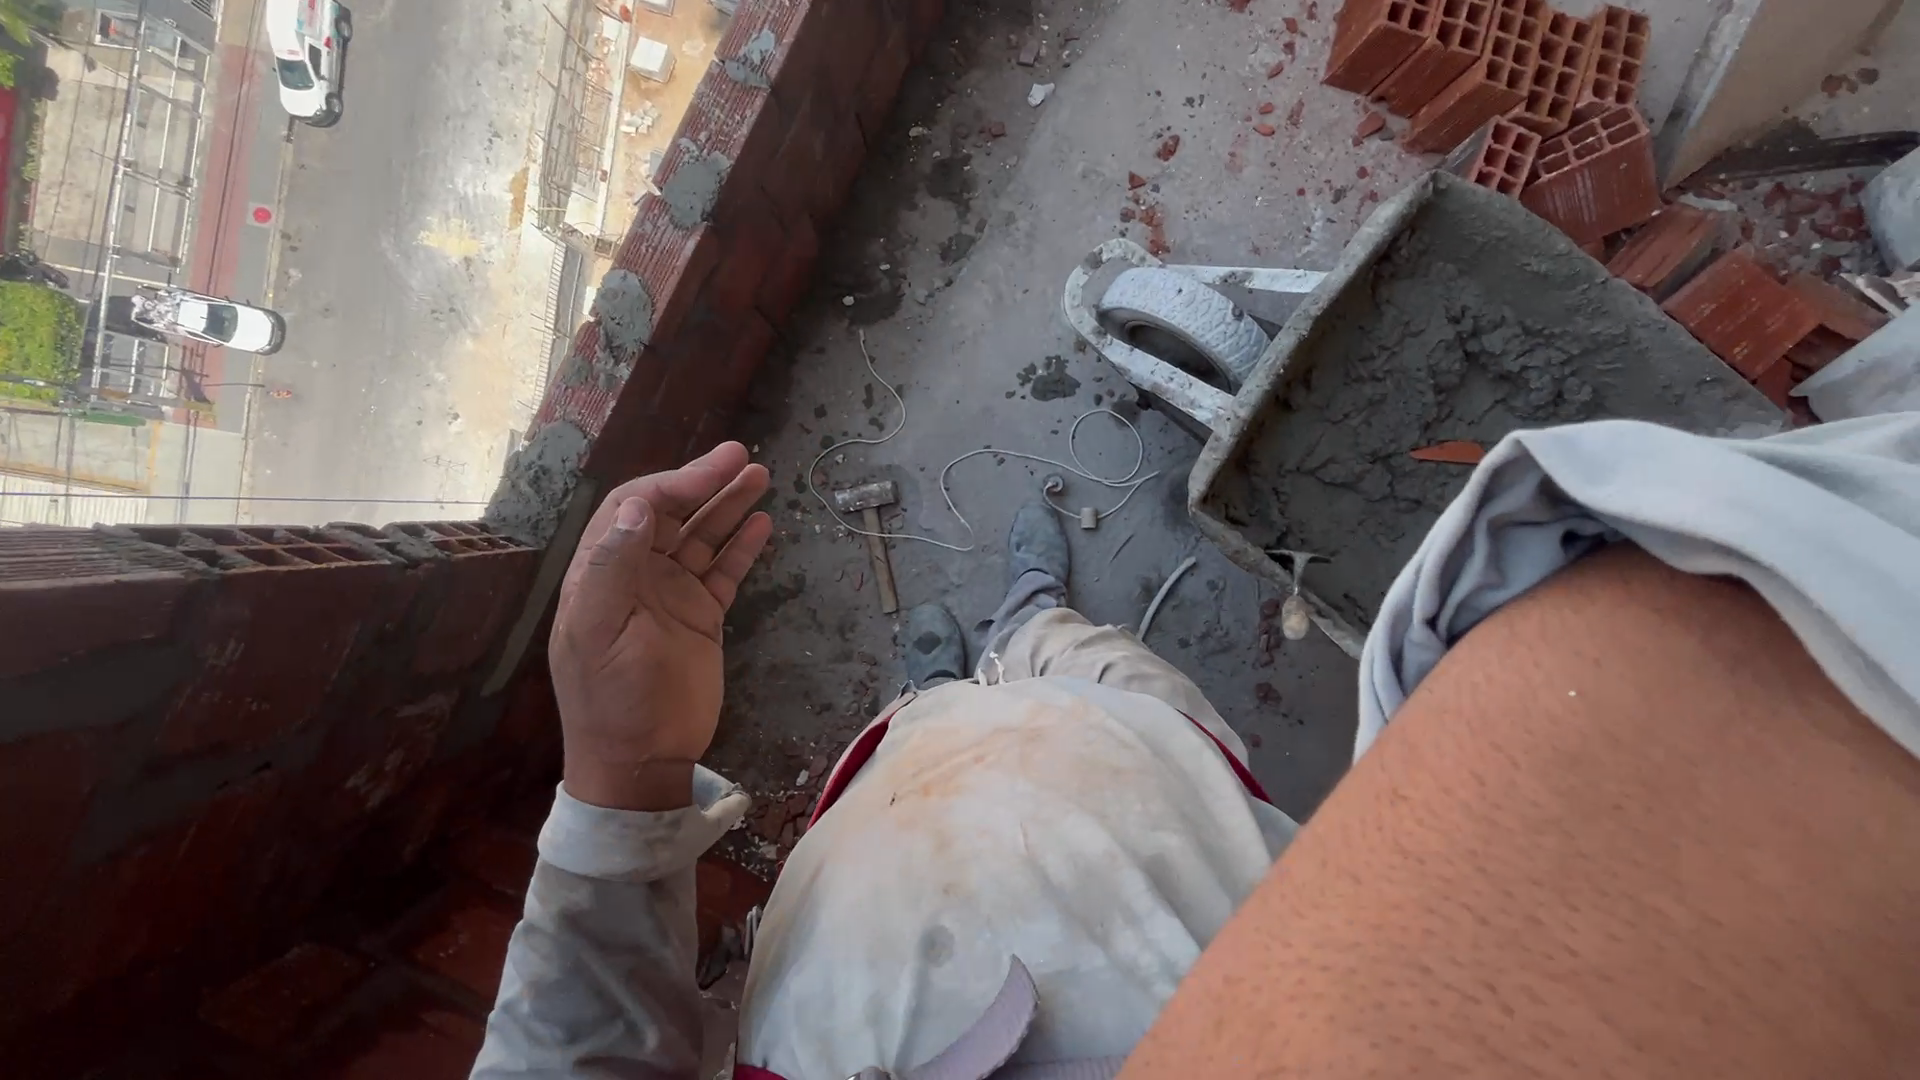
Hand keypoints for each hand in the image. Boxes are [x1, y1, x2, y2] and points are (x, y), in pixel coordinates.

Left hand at [550, 442, 772, 810]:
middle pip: (672, 514)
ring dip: (729, 507)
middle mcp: (637, 575)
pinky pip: (723, 571)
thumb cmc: (614, 698)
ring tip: (760, 477)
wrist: (642, 759)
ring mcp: (672, 594)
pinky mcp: (701, 616)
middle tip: (742, 457)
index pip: (636, 509)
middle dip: (704, 483)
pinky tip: (763, 525)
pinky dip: (742, 548)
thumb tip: (639, 507)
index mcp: (603, 573)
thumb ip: (615, 567)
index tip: (712, 470)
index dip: (672, 483)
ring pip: (703, 537)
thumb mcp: (601, 633)